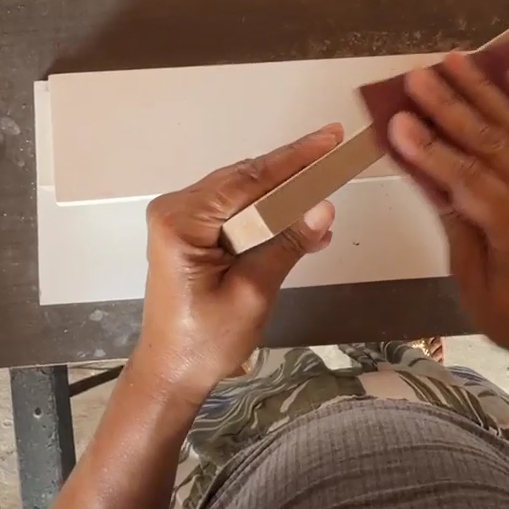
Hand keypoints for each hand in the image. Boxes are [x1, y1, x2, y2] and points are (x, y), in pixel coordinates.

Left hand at [130, 125, 342, 394]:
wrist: (172, 371)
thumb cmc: (207, 341)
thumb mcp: (253, 293)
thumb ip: (287, 245)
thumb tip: (325, 208)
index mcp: (182, 221)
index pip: (247, 179)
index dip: (293, 158)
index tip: (330, 137)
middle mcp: (176, 209)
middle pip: (244, 179)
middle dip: (292, 171)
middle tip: (335, 154)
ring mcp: (182, 219)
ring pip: (243, 193)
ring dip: (284, 196)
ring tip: (326, 192)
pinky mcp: (192, 233)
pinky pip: (237, 212)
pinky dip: (269, 217)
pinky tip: (302, 226)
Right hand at [387, 53, 508, 377]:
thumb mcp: (468, 274)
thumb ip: (451, 215)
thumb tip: (419, 163)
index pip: (468, 179)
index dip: (430, 147)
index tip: (397, 117)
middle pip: (495, 144)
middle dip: (451, 107)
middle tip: (418, 78)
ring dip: (484, 91)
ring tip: (453, 61)